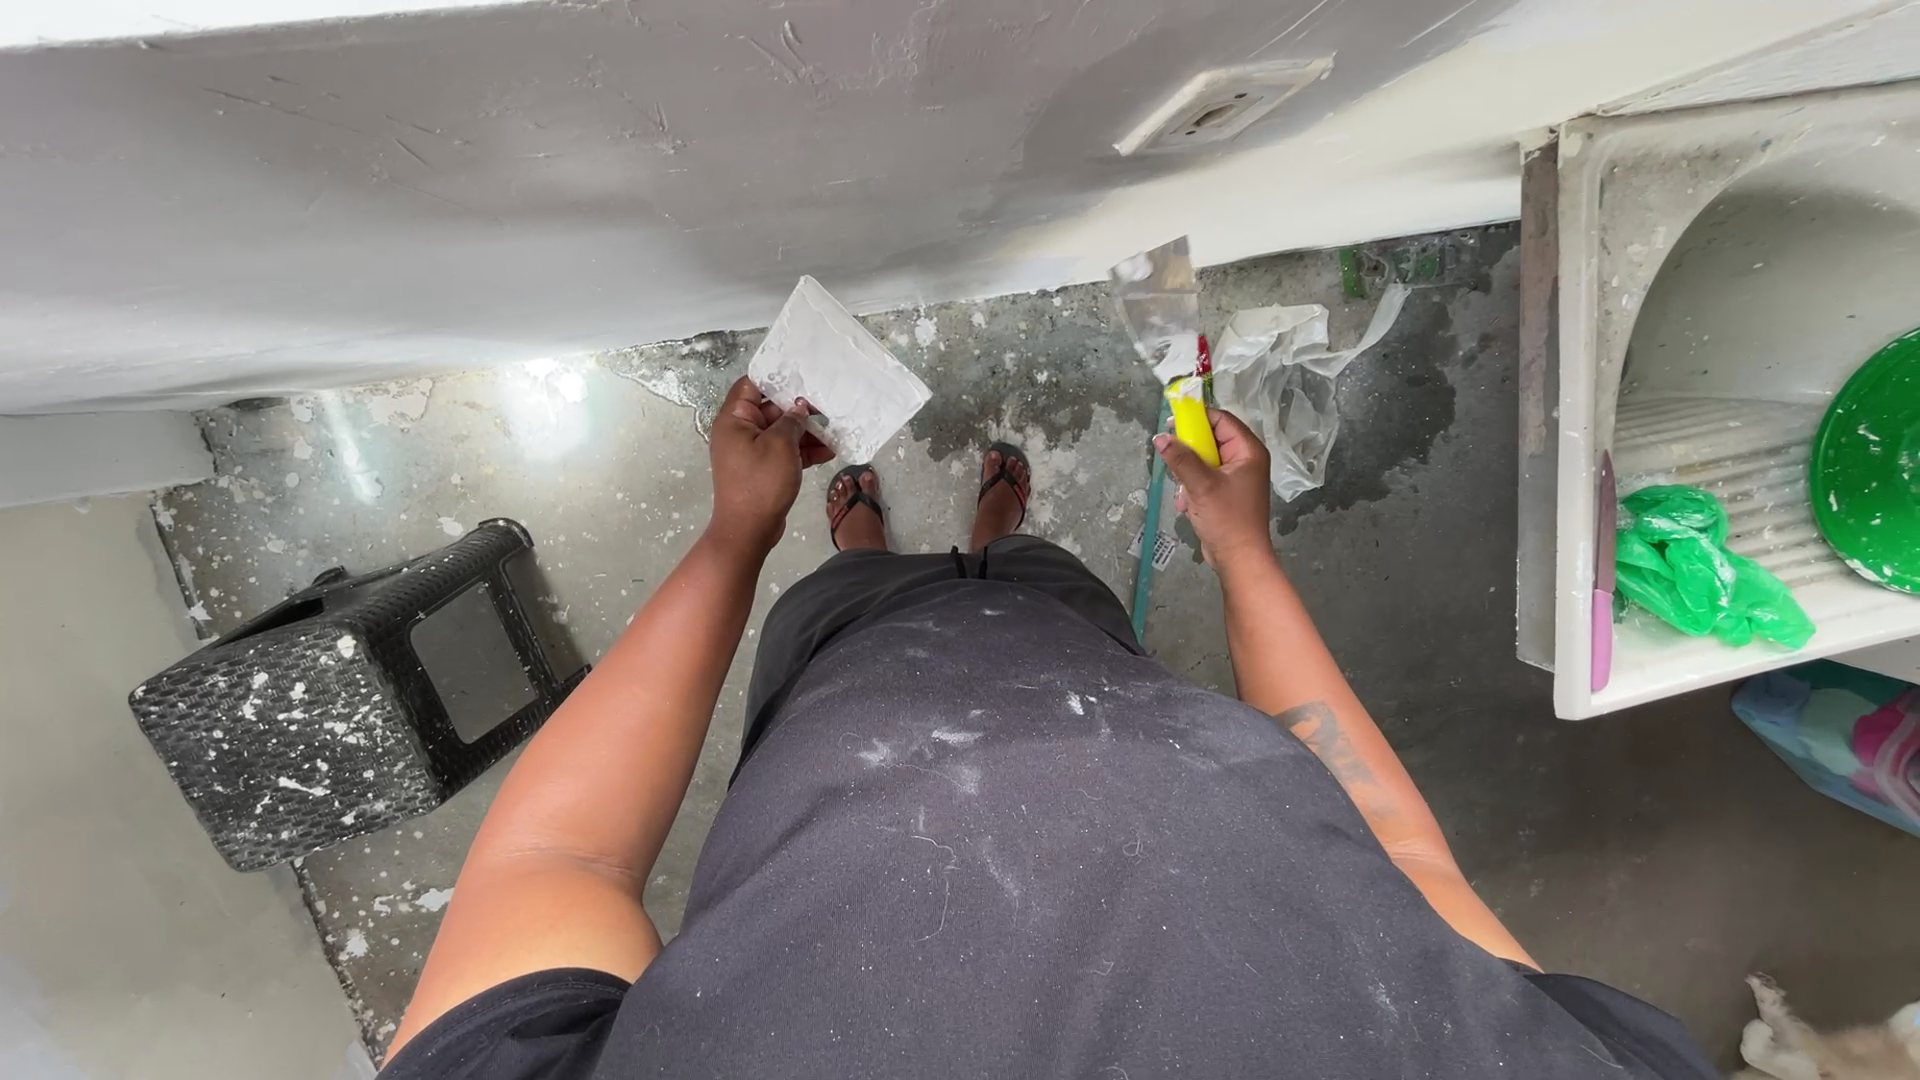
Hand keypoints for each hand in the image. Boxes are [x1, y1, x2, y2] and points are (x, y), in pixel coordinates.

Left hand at [706, 377, 833, 557]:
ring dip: (806, 432)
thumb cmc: (760, 483)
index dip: (775, 378)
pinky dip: (804, 451)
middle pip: (771, 410)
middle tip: (827, 406)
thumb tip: (799, 409)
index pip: (751, 386)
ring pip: (782, 432)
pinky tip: (829, 451)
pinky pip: (785, 452)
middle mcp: (740, 432)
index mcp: (734, 420)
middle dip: (799, 409)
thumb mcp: (780, 445)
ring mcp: (752, 452)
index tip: (802, 375)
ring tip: (834, 431)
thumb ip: (792, 421)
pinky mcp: (764, 469)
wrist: (749, 529)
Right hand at [1153, 407, 1274, 571]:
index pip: (1222, 420)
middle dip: (1189, 452)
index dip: (1197, 417)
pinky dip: (1191, 488)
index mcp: (1248, 451)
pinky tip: (1187, 504)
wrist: (1239, 557)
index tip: (1172, 422)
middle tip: (1172, 458)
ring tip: (1183, 490)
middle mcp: (1245, 460)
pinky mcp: (1226, 493)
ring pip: (1203, 461)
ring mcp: (1236, 478)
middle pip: (1211, 440)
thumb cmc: (1227, 518)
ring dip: (1187, 474)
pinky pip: (1204, 479)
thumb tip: (1160, 438)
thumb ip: (1181, 459)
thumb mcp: (1201, 485)